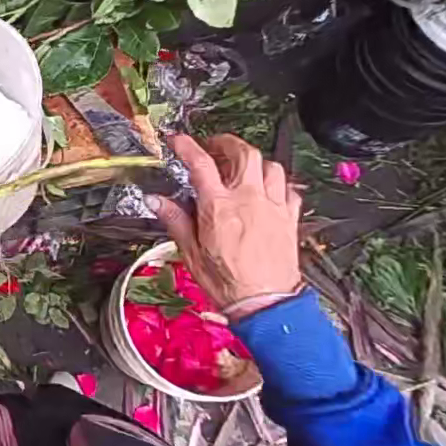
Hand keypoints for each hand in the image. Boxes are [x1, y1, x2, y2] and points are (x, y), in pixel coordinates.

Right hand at [150, 133, 303, 318]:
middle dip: (227, 142)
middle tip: (215, 146)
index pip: (201, 163)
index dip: (187, 146)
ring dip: (254, 161)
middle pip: (243, 152)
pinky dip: (277, 183)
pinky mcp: (288, 218)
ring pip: (269, 165)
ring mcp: (272, 206)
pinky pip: (288, 188)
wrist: (265, 304)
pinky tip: (268, 189)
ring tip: (242, 166)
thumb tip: (156, 201)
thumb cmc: (228, 282)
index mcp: (219, 206)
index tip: (179, 140)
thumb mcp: (191, 252)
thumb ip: (175, 220)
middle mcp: (248, 199)